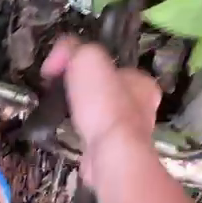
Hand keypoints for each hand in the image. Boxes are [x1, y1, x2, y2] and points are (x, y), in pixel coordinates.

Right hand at [41, 36, 159, 179]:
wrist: (110, 154)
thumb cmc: (104, 102)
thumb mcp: (86, 57)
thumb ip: (72, 48)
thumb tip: (58, 57)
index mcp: (142, 82)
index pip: (114, 66)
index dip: (88, 64)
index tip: (66, 70)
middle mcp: (143, 109)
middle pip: (107, 91)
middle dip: (86, 90)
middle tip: (64, 89)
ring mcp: (131, 135)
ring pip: (101, 115)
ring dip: (83, 113)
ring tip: (64, 111)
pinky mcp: (116, 154)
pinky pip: (94, 136)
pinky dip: (81, 133)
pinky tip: (71, 132)